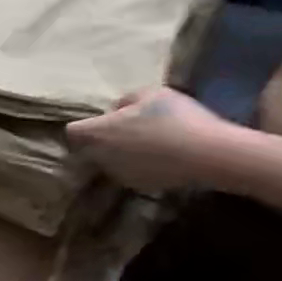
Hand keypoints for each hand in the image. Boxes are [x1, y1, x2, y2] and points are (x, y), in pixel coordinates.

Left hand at [67, 87, 246, 192]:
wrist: (209, 155)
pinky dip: (137, 165)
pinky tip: (159, 156)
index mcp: (98, 133)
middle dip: (99, 140)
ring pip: (109, 162)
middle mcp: (102, 158)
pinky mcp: (140, 187)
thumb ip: (126, 100)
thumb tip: (118, 109)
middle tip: (122, 128)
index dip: (82, 124)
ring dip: (118, 153)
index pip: (72, 132)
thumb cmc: (174, 117)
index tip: (98, 119)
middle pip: (88, 149)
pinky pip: (130, 172)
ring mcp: (121, 175)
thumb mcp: (150, 94)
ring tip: (145, 141)